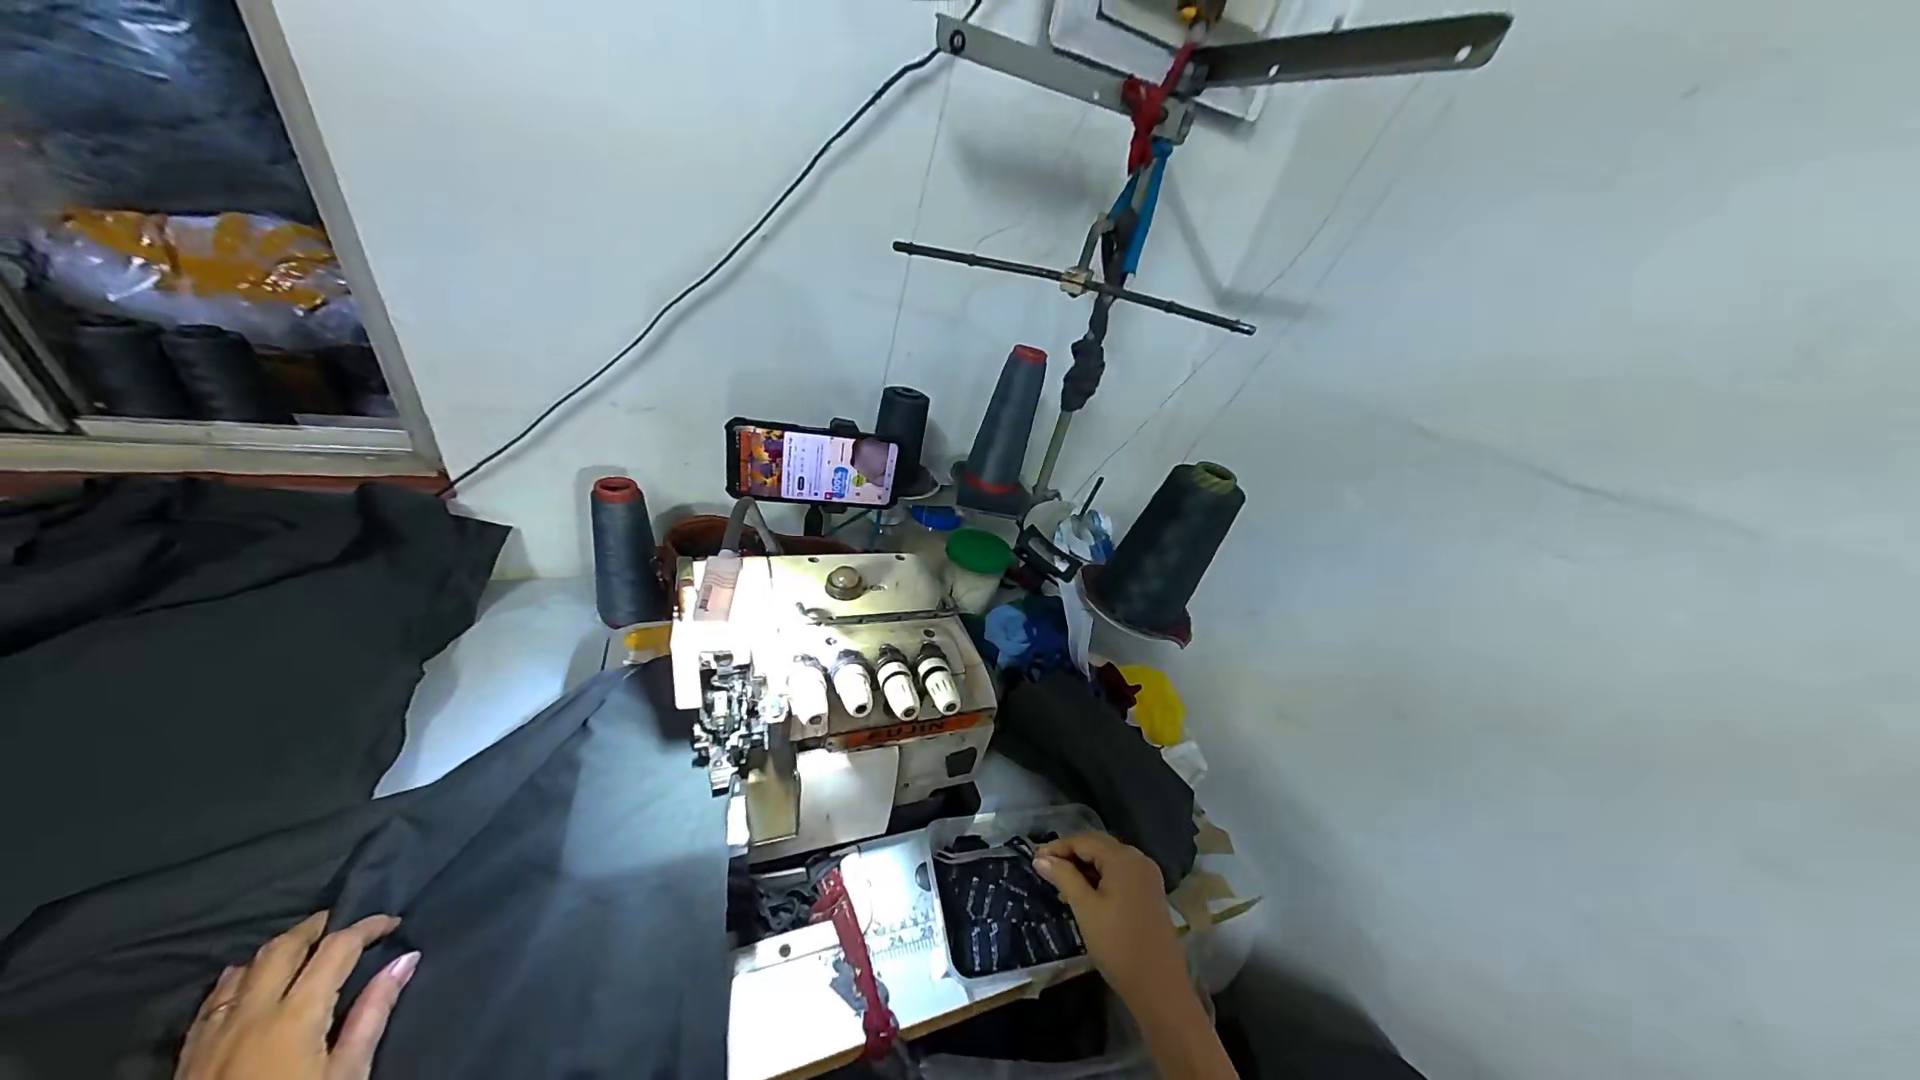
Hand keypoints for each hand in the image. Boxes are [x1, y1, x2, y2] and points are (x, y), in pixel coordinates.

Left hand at [174, 911, 417, 1079]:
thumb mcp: (346, 1073)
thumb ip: (373, 1012)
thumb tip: (406, 958)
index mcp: (295, 1014)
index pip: (338, 947)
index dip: (369, 926)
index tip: (393, 923)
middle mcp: (251, 1013)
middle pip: (284, 948)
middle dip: (318, 925)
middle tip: (346, 920)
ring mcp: (214, 1034)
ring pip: (244, 968)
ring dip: (279, 948)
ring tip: (304, 945)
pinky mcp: (189, 1056)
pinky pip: (211, 1001)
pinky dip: (237, 978)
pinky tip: (246, 978)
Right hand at [1033, 833, 1183, 1002]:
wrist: (1159, 986)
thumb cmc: (1117, 944)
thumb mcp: (1085, 908)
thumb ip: (1063, 877)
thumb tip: (1040, 857)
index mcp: (1123, 858)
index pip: (1083, 841)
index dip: (1057, 847)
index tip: (1034, 859)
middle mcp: (1138, 859)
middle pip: (1098, 846)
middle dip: (1071, 854)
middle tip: (1045, 868)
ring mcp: (1147, 876)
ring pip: (1109, 860)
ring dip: (1084, 867)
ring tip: (1061, 883)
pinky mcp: (1150, 892)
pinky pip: (1120, 874)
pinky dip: (1100, 878)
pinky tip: (1085, 894)